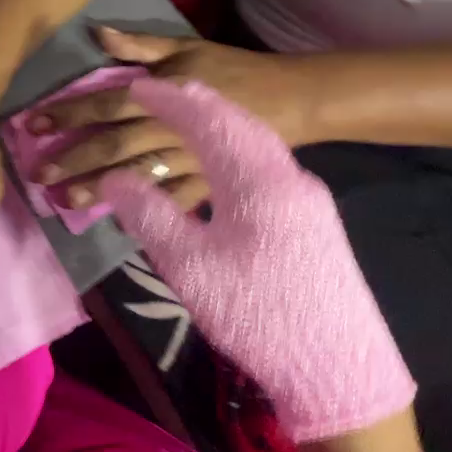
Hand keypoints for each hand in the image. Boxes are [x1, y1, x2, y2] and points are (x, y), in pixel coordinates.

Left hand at [27, 26, 317, 211]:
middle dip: (73, 159)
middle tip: (36, 173)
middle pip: (115, 144)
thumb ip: (139, 46)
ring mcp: (189, 159)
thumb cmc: (232, 71)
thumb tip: (96, 33)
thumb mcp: (187, 49)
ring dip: (100, 188)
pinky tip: (117, 222)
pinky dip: (150, 212)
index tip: (33, 125)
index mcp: (161, 94)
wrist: (296, 99)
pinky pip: (175, 201)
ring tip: (66, 200)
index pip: (106, 104)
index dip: (69, 113)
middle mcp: (169, 128)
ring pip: (138, 175)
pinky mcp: (208, 182)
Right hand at [98, 79, 413, 442]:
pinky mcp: (309, 224)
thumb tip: (115, 178)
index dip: (171, 101)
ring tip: (185, 119)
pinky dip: (232, 150)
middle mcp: (288, 179)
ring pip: (256, 145)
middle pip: (240, 124)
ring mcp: (305, 201)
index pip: (210, 122)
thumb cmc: (255, 310)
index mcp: (258, 182)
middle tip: (161, 89)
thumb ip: (149, 215)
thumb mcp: (189, 264)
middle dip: (198, 104)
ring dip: (218, 125)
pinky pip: (264, 167)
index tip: (136, 85)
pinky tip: (219, 168)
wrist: (336, 366)